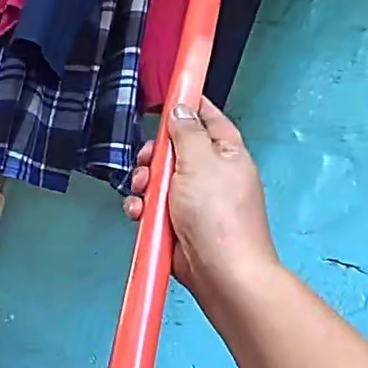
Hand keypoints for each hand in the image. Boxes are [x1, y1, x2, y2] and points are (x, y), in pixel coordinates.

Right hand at [122, 99, 277, 299]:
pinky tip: (141, 214)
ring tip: (145, 195)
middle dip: (154, 154)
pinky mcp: (176, 220)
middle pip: (174, 148)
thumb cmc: (219, 216)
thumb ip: (187, 132)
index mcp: (226, 154)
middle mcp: (210, 174)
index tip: (166, 96)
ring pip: (157, 177)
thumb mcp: (200, 162)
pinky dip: (142, 207)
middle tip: (149, 162)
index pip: (207, 118)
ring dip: (144, 183)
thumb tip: (180, 110)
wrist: (220, 271)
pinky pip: (151, 205)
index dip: (188, 105)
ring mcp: (193, 199)